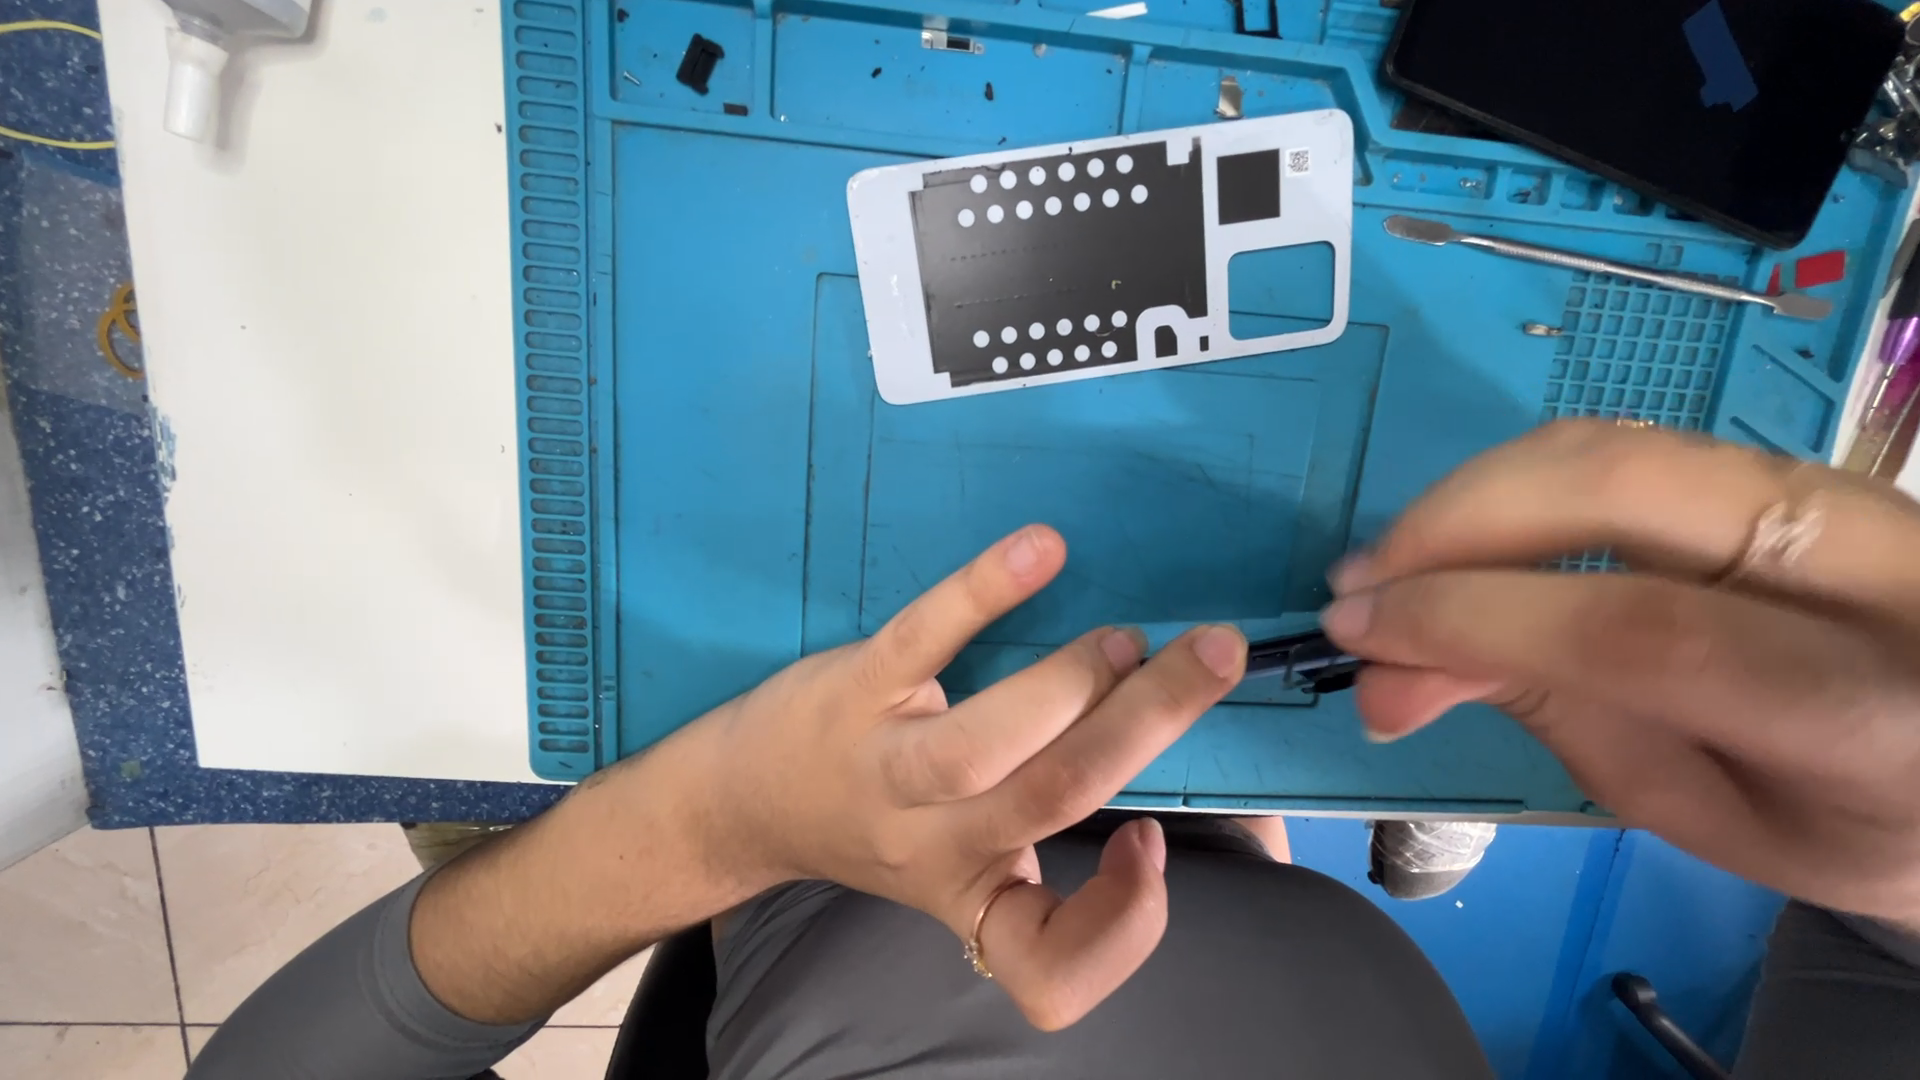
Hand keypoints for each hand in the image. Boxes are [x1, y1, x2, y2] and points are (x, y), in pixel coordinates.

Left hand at [683, 525, 1246, 1028]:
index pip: (1048, 970)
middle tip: (1214, 655)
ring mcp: (887, 767)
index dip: (1125, 925)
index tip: (1145, 837)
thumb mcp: (949, 856)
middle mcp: (930, 842)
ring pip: (989, 742)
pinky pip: (923, 641)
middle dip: (1146, 723)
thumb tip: (1140, 730)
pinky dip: (986, 592)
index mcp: (969, 892)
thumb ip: (1035, 818)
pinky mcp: (852, 693)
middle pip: (1052, 797)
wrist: (745, 799)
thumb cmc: (875, 821)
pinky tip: (1042, 549)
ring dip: (1076, 682)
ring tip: (1125, 640)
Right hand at [1320, 419, 1919, 928]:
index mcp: (1874, 707)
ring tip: (1388, 564)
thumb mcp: (1683, 802)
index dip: (1467, 619)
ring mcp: (1828, 489)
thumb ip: (1540, 715)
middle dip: (1451, 523)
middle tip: (1360, 584)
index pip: (1638, 631)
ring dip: (1460, 496)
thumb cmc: (1824, 811)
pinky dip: (1498, 485)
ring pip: (1603, 444)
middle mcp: (1873, 563)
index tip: (1355, 632)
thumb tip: (1380, 678)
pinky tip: (1450, 537)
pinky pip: (1605, 446)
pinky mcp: (1769, 462)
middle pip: (1619, 484)